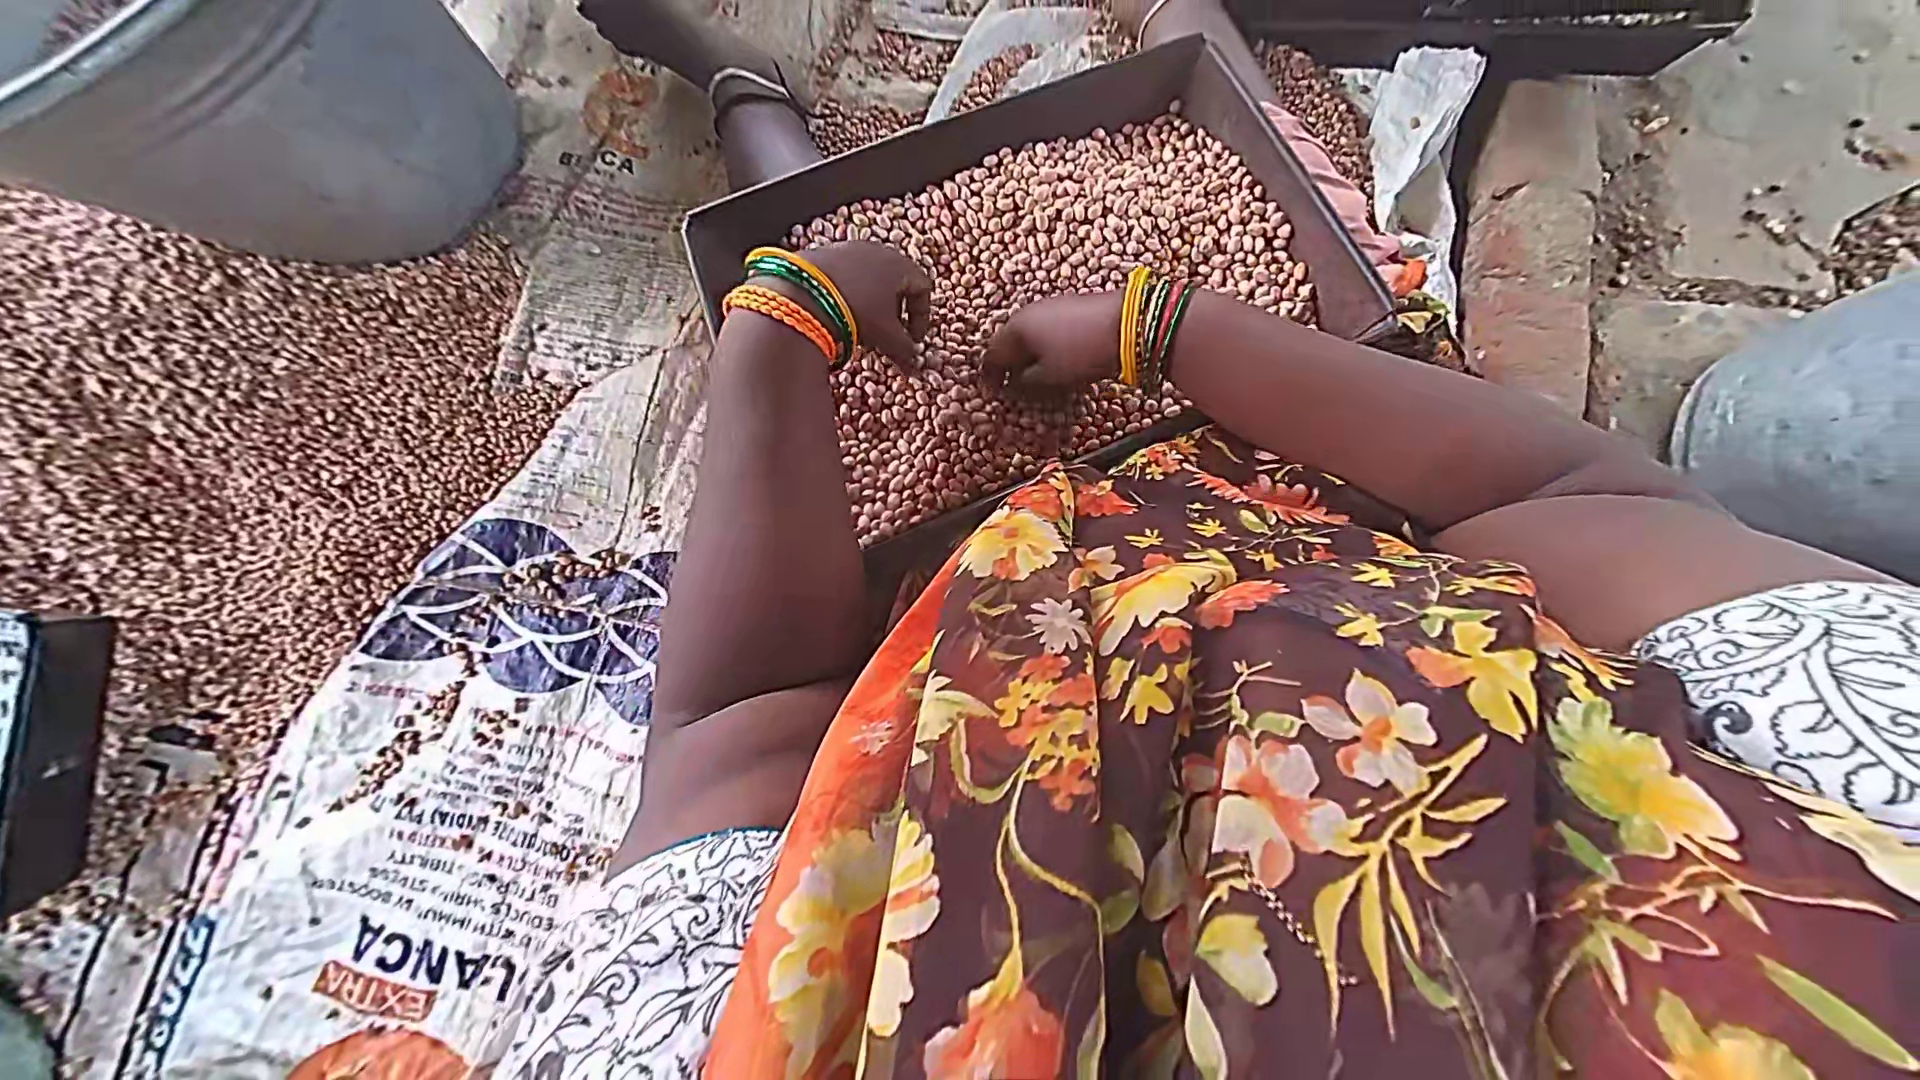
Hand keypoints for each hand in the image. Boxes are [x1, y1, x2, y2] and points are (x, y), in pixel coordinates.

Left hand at [794, 241, 932, 368]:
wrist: (803, 294)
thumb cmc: (858, 312)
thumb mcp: (887, 337)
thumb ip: (906, 351)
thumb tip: (915, 368)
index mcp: (900, 264)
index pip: (923, 288)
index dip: (922, 318)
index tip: (914, 340)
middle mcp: (877, 250)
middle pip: (896, 283)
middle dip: (896, 313)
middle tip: (890, 336)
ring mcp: (848, 249)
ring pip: (870, 280)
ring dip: (872, 306)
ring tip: (863, 330)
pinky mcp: (824, 254)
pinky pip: (846, 277)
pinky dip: (850, 297)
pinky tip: (840, 317)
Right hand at [980, 292, 1123, 398]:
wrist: (1127, 324)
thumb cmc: (1079, 354)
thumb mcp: (1047, 378)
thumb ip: (1022, 384)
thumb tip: (1011, 386)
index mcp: (1014, 329)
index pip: (991, 355)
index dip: (990, 378)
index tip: (993, 394)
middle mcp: (1026, 313)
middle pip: (1009, 343)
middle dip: (1009, 366)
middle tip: (1013, 388)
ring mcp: (1049, 307)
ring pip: (1028, 336)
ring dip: (1027, 357)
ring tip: (1036, 378)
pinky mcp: (1070, 307)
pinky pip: (1046, 331)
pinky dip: (1044, 348)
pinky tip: (1055, 361)